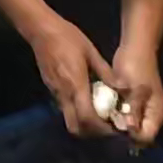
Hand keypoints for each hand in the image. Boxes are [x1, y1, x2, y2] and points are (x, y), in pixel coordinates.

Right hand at [26, 14, 121, 136]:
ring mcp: (55, 92)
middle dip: (91, 132)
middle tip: (104, 124)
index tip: (113, 126)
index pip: (87, 118)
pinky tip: (83, 97)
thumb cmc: (67, 37)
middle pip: (75, 127)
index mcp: (76, 84)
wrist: (41, 29)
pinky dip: (75, 109)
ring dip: (83, 122)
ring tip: (97, 111)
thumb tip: (121, 88)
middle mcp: (64, 93)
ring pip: (68, 118)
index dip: (101, 128)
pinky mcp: (50, 87)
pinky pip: (64, 107)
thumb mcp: (90, 51)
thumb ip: (105, 72)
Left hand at [112, 44, 162, 144]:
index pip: (146, 137)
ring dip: (116, 121)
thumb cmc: (136, 66)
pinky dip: (114, 112)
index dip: (130, 137)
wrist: (135, 45)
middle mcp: (150, 114)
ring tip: (101, 118)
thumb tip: (129, 131)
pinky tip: (102, 109)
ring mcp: (140, 107)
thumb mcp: (135, 89)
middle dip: (122, 131)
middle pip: (137, 133)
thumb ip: (134, 110)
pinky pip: (123, 112)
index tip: (113, 130)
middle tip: (104, 126)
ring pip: (128, 123)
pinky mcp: (130, 100)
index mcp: (156, 114)